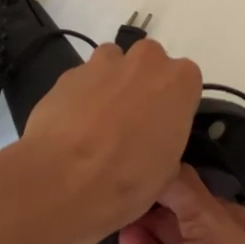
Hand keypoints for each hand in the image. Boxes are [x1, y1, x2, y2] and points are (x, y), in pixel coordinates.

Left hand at [10, 38, 201, 243]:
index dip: (173, 109)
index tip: (162, 133)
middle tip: (131, 130)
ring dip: (110, 88)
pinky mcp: (67, 74)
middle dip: (142, 90)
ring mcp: (103, 63)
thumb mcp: (166, 175)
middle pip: (148, 67)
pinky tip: (72, 131)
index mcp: (179, 81)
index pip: (186, 84)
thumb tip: (160, 153)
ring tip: (97, 129)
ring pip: (113, 67)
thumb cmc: (126, 181)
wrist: (59, 182)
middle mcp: (145, 61)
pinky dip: (81, 99)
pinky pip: (82, 81)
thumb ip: (168, 146)